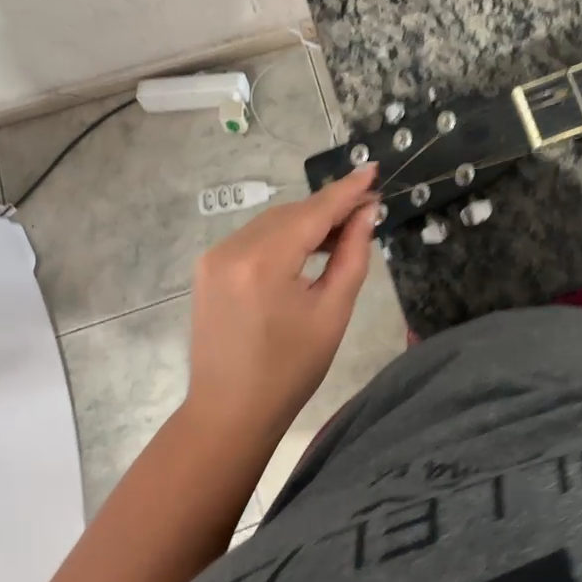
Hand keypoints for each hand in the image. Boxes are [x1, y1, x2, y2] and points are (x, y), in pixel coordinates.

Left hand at [182, 163, 380, 434]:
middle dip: (330, 208)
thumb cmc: (290, 370)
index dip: (346, 190)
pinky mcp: (209, 268)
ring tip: (344, 233)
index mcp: (263, 263)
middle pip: (292, 213)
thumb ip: (352, 255)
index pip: (314, 212)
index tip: (373, 169)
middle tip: (369, 210)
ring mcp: (215, 257)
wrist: (229, 413)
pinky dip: (285, 236)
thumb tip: (367, 213)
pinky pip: (256, 237)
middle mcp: (232, 249)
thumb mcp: (332, 312)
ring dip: (308, 222)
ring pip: (274, 223)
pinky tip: (309, 248)